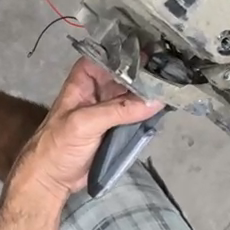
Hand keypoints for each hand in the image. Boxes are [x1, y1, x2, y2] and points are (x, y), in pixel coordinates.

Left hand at [8, 58, 162, 202]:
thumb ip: (119, 110)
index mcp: (85, 78)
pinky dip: (151, 110)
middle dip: (148, 72)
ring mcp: (110, 107)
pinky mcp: (119, 125)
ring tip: (177, 84)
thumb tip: (154, 101)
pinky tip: (170, 102)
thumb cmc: (57, 145)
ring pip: (136, 93)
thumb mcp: (84, 123)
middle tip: (174, 70)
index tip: (159, 50)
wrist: (52, 179)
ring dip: (153, 91)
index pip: (112, 56)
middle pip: (128, 74)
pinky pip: (138, 113)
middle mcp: (99, 88)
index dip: (133, 53)